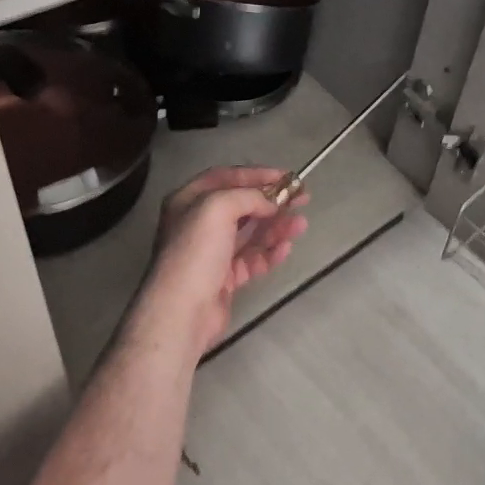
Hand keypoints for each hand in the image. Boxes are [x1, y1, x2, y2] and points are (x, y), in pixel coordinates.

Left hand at [136, 167, 308, 355]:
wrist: (182, 310)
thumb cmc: (195, 251)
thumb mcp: (217, 208)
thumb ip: (248, 196)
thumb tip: (271, 202)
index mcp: (189, 201)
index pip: (226, 177)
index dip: (256, 174)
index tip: (286, 176)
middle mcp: (198, 224)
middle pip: (242, 206)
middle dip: (272, 202)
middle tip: (302, 199)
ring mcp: (212, 253)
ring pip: (251, 234)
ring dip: (277, 227)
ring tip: (300, 225)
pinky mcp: (225, 278)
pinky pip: (252, 260)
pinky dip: (270, 253)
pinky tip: (285, 249)